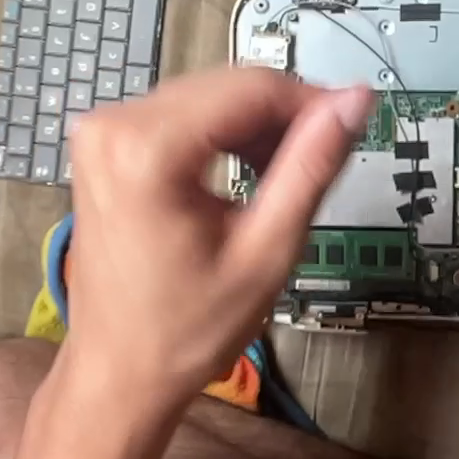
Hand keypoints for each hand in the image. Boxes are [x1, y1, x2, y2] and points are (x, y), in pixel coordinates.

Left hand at [63, 67, 370, 399]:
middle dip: (284, 116)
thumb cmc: (189, 329)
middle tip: (324, 157)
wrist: (119, 371)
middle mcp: (114, 124)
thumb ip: (312, 167)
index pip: (250, 89)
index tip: (351, 124)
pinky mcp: (107, 145)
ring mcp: (103, 132)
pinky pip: (182, 116)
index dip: (311, 101)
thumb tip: (354, 102)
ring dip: (256, 126)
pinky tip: (247, 173)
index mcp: (146, 149)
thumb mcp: (267, 251)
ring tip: (286, 176)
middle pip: (226, 87)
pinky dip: (224, 134)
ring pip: (208, 97)